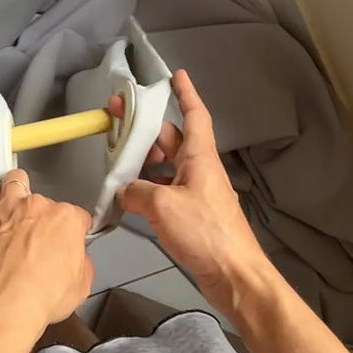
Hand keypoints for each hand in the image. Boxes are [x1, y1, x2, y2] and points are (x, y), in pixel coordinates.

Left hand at [0, 168, 93, 331]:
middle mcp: (38, 204)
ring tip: (10, 211)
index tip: (68, 242)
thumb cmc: (45, 296)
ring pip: (13, 180)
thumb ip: (81, 263)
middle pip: (44, 199)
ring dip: (13, 191)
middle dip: (41, 216)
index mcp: (67, 220)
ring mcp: (8, 204)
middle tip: (35, 238)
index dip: (73, 231)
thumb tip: (76, 258)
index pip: (77, 216)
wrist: (7, 301)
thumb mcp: (81, 287)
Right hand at [117, 69, 276, 307]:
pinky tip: (131, 195)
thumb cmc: (205, 233)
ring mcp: (197, 192)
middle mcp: (200, 169)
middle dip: (145, 127)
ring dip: (144, 159)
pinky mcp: (194, 215)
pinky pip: (167, 188)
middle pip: (171, 139)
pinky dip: (148, 186)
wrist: (235, 277)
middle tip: (116, 119)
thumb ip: (136, 191)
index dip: (185, 94)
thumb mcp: (162, 206)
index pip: (194, 116)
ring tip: (117, 159)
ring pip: (166, 164)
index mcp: (200, 158)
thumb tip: (124, 190)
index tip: (176, 75)